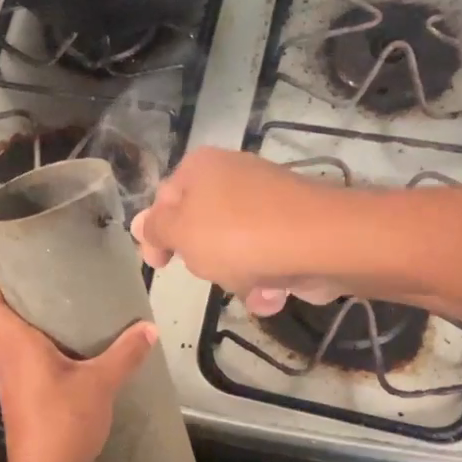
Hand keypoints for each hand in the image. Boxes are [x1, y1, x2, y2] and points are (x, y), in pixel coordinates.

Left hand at [0, 286, 156, 461]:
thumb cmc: (64, 421)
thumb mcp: (101, 383)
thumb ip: (125, 353)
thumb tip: (149, 328)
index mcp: (16, 343)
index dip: (7, 282)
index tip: (30, 266)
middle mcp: (5, 357)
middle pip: (5, 319)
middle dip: (27, 301)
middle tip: (59, 285)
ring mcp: (10, 381)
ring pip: (15, 342)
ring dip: (34, 327)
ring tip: (68, 312)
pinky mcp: (19, 399)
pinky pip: (24, 362)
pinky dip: (40, 350)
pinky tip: (69, 352)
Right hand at [131, 150, 351, 313]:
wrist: (323, 243)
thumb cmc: (237, 236)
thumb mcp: (180, 233)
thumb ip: (155, 230)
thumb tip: (138, 224)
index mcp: (200, 168)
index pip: (163, 201)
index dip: (157, 235)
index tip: (160, 266)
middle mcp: (233, 176)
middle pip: (200, 227)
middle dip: (203, 259)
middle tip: (208, 270)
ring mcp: (268, 200)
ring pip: (234, 248)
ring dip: (237, 277)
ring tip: (251, 286)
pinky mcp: (297, 226)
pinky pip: (267, 257)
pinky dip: (267, 279)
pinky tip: (274, 293)